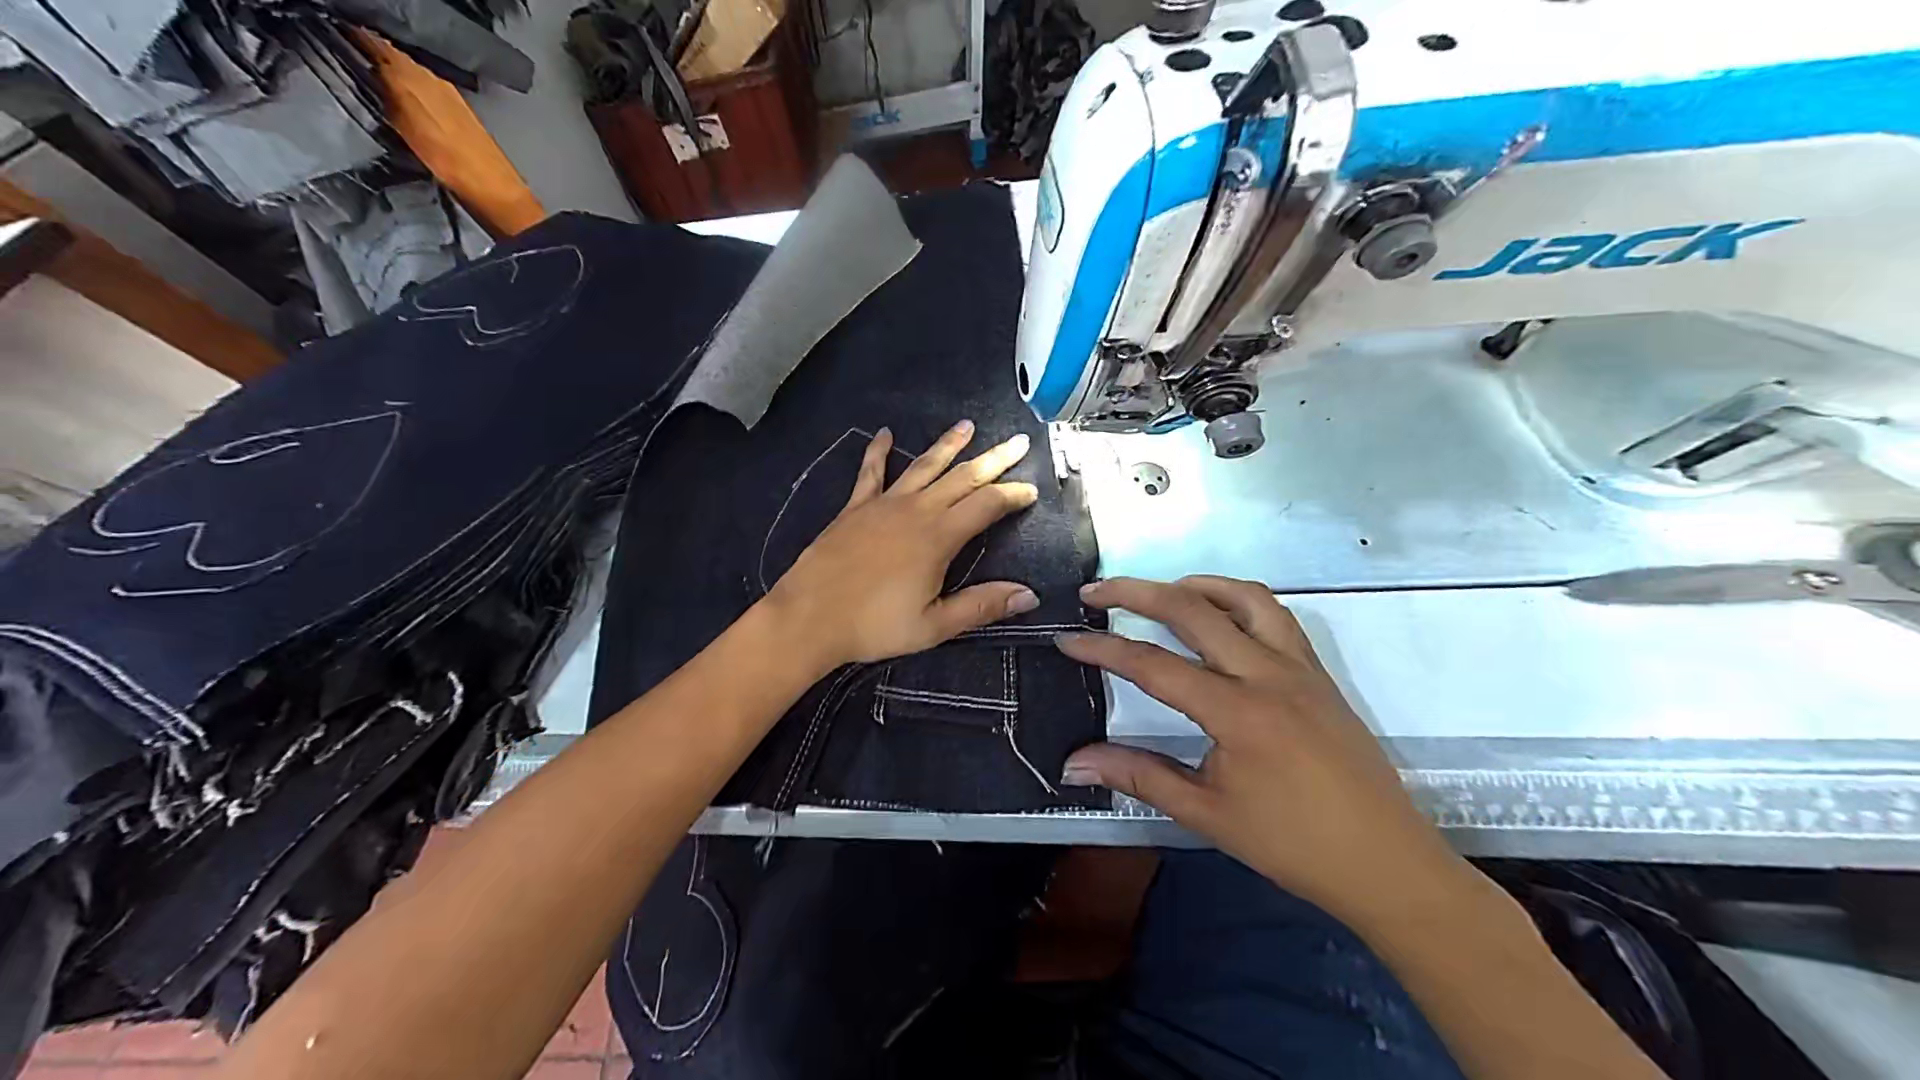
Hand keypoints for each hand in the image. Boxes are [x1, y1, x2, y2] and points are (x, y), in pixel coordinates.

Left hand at [765, 419, 1040, 669]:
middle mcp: (915, 510)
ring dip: (947, 445)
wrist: (809, 617)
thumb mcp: (934, 625)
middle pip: (962, 477)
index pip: (987, 505)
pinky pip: (870, 472)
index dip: (1013, 495)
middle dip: (993, 459)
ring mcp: (883, 504)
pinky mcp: (855, 508)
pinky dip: (878, 451)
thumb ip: (981, 606)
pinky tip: (885, 434)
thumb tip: (1029, 595)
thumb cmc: (874, 625)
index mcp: (939, 537)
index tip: (1031, 489)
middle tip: (1017, 441)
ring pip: (923, 466)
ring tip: (967, 426)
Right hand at [1056, 576, 1474, 928]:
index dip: (1102, 649)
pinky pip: (1275, 615)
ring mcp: (1300, 667)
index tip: (1066, 641)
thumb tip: (1073, 763)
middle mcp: (1268, 673)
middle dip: (1136, 592)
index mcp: (1237, 712)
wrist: (1389, 865)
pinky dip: (1236, 600)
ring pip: (1243, 597)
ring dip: (1194, 585)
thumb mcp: (1206, 813)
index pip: (1153, 665)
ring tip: (1158, 593)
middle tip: (1096, 591)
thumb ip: (1137, 776)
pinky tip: (1218, 618)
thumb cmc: (1293, 845)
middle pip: (1192, 609)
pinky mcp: (1320, 673)